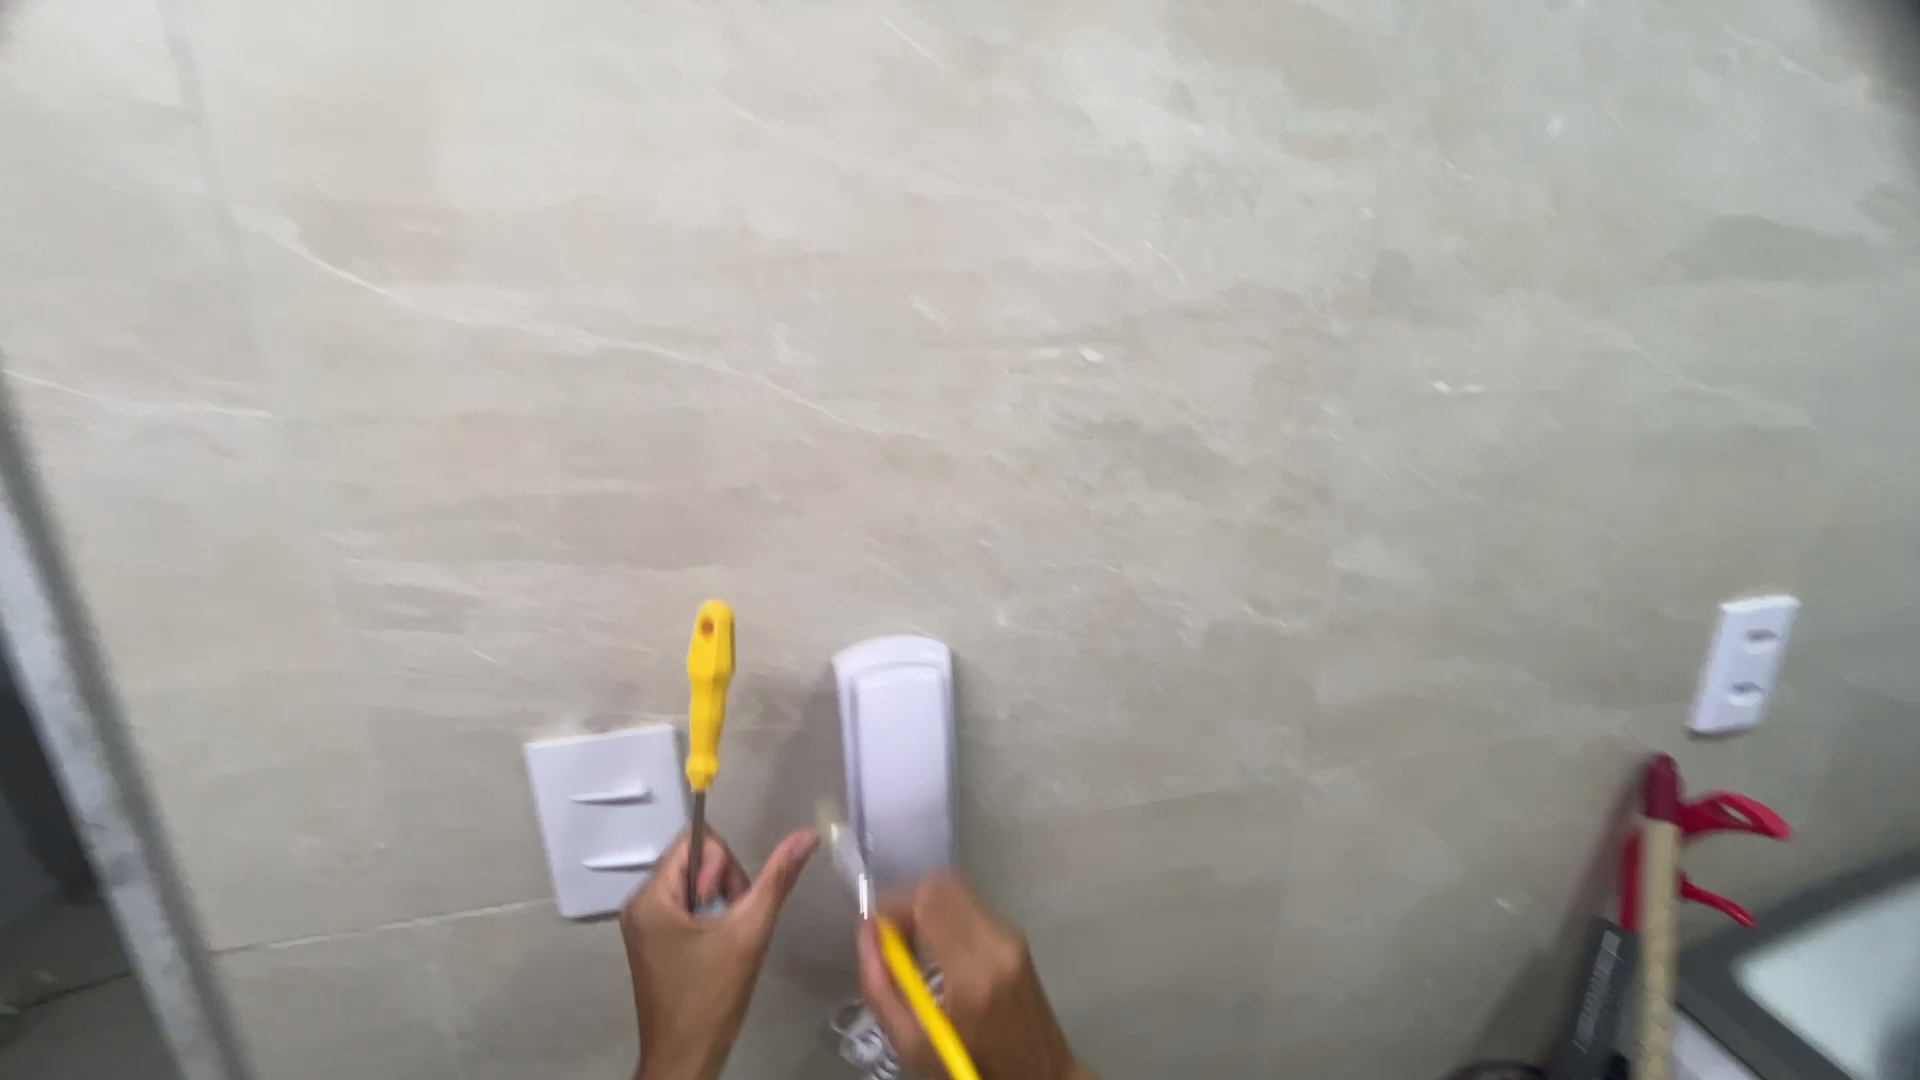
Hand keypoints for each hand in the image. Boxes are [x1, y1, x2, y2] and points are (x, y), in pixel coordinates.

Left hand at [620, 827, 817, 1079]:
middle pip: (695, 859)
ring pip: (695, 881)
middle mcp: (641, 903)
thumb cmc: (712, 996)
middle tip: (734, 922)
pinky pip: (688, 903)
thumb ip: (778, 877)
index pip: (696, 840)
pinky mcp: (653, 939)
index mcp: (652, 897)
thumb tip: (806, 835)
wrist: (686, 1060)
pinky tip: (718, 945)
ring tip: (728, 937)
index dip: (724, 863)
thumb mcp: (750, 931)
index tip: (732, 901)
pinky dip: (710, 915)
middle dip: (725, 882)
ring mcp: (645, 923)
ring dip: (721, 899)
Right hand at [858, 872, 1089, 1079]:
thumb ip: (881, 989)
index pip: (931, 898)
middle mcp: (997, 939)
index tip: (873, 928)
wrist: (1040, 1076)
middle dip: (908, 900)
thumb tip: (865, 931)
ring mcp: (1011, 932)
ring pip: (956, 889)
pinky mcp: (1015, 933)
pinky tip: (934, 946)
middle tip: (889, 935)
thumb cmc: (972, 1067)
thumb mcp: (915, 1047)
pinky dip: (944, 913)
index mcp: (974, 971)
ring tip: (909, 943)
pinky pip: (969, 904)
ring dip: (925, 905)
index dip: (894, 901)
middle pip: (943, 884)